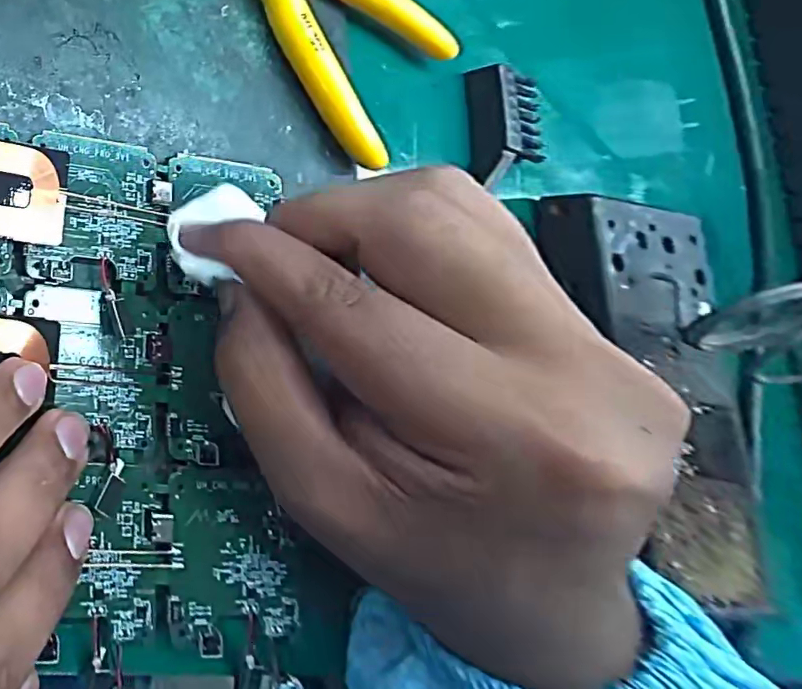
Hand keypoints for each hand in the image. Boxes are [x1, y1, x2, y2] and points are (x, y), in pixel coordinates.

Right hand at [182, 167, 688, 688]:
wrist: (546, 598)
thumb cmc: (418, 551)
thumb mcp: (308, 487)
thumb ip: (257, 375)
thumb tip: (241, 281)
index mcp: (503, 431)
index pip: (348, 302)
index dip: (256, 255)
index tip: (200, 236)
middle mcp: (577, 367)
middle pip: (416, 219)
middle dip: (312, 219)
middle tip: (266, 255)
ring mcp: (601, 337)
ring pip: (447, 202)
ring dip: (353, 216)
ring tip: (319, 264)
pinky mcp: (595, 320)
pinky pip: (474, 222)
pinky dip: (397, 226)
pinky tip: (376, 272)